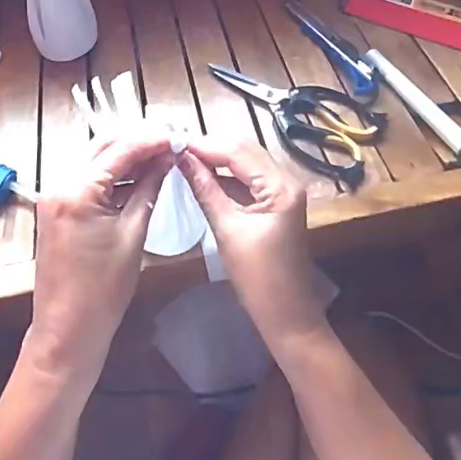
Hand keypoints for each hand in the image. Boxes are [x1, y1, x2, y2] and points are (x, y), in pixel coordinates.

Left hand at [25, 126, 173, 382]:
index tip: (176, 135)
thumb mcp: (132, 236)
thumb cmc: (102, 290)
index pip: (118, 150)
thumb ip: (148, 190)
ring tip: (160, 155)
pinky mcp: (57, 207)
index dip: (150, 140)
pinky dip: (112, 175)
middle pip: (102, 148)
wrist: (67, 330)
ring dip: (125, 156)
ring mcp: (54, 194)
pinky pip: (87, 179)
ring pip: (94, 160)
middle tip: (169, 142)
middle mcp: (59, 183)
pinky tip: (138, 176)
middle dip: (136, 142)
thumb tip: (166, 160)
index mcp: (76, 190)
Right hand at [175, 135, 328, 346]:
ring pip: (245, 160)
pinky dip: (224, 173)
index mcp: (280, 186)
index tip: (173, 143)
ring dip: (216, 157)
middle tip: (176, 148)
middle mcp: (286, 180)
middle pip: (243, 149)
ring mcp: (283, 190)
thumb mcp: (226, 229)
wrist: (287, 316)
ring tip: (183, 158)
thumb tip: (181, 158)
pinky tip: (201, 174)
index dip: (204, 145)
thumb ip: (204, 188)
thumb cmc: (258, 278)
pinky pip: (247, 177)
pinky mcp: (275, 201)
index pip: (237, 152)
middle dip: (209, 146)